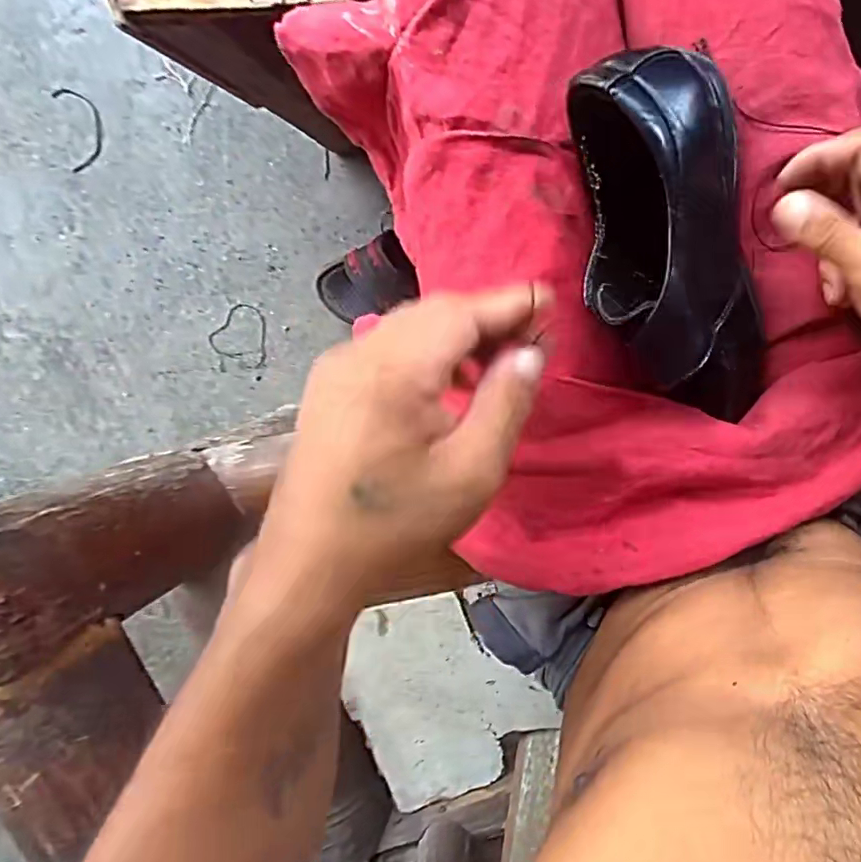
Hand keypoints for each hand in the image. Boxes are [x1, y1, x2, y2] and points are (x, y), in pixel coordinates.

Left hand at [250, 285, 546, 614]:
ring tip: (502, 358)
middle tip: (534, 334)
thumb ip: (506, 403)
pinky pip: (393, 347)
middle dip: (489, 316)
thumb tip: (530, 353)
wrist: (311, 563)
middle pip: (435, 312)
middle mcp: (359, 354)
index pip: (461, 314)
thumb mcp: (472, 471)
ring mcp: (339, 367)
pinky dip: (434, 350)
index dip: (509, 303)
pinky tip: (456, 379)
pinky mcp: (333, 386)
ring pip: (413, 326)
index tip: (549, 298)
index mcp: (393, 371)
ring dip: (462, 332)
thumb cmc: (398, 523)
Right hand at [771, 127, 860, 372]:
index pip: (860, 146)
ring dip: (828, 245)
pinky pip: (856, 242)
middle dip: (820, 208)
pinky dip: (840, 264)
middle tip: (792, 229)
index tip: (782, 186)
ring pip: (849, 214)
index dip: (816, 159)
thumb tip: (784, 205)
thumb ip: (824, 231)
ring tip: (831, 280)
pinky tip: (841, 293)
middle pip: (852, 178)